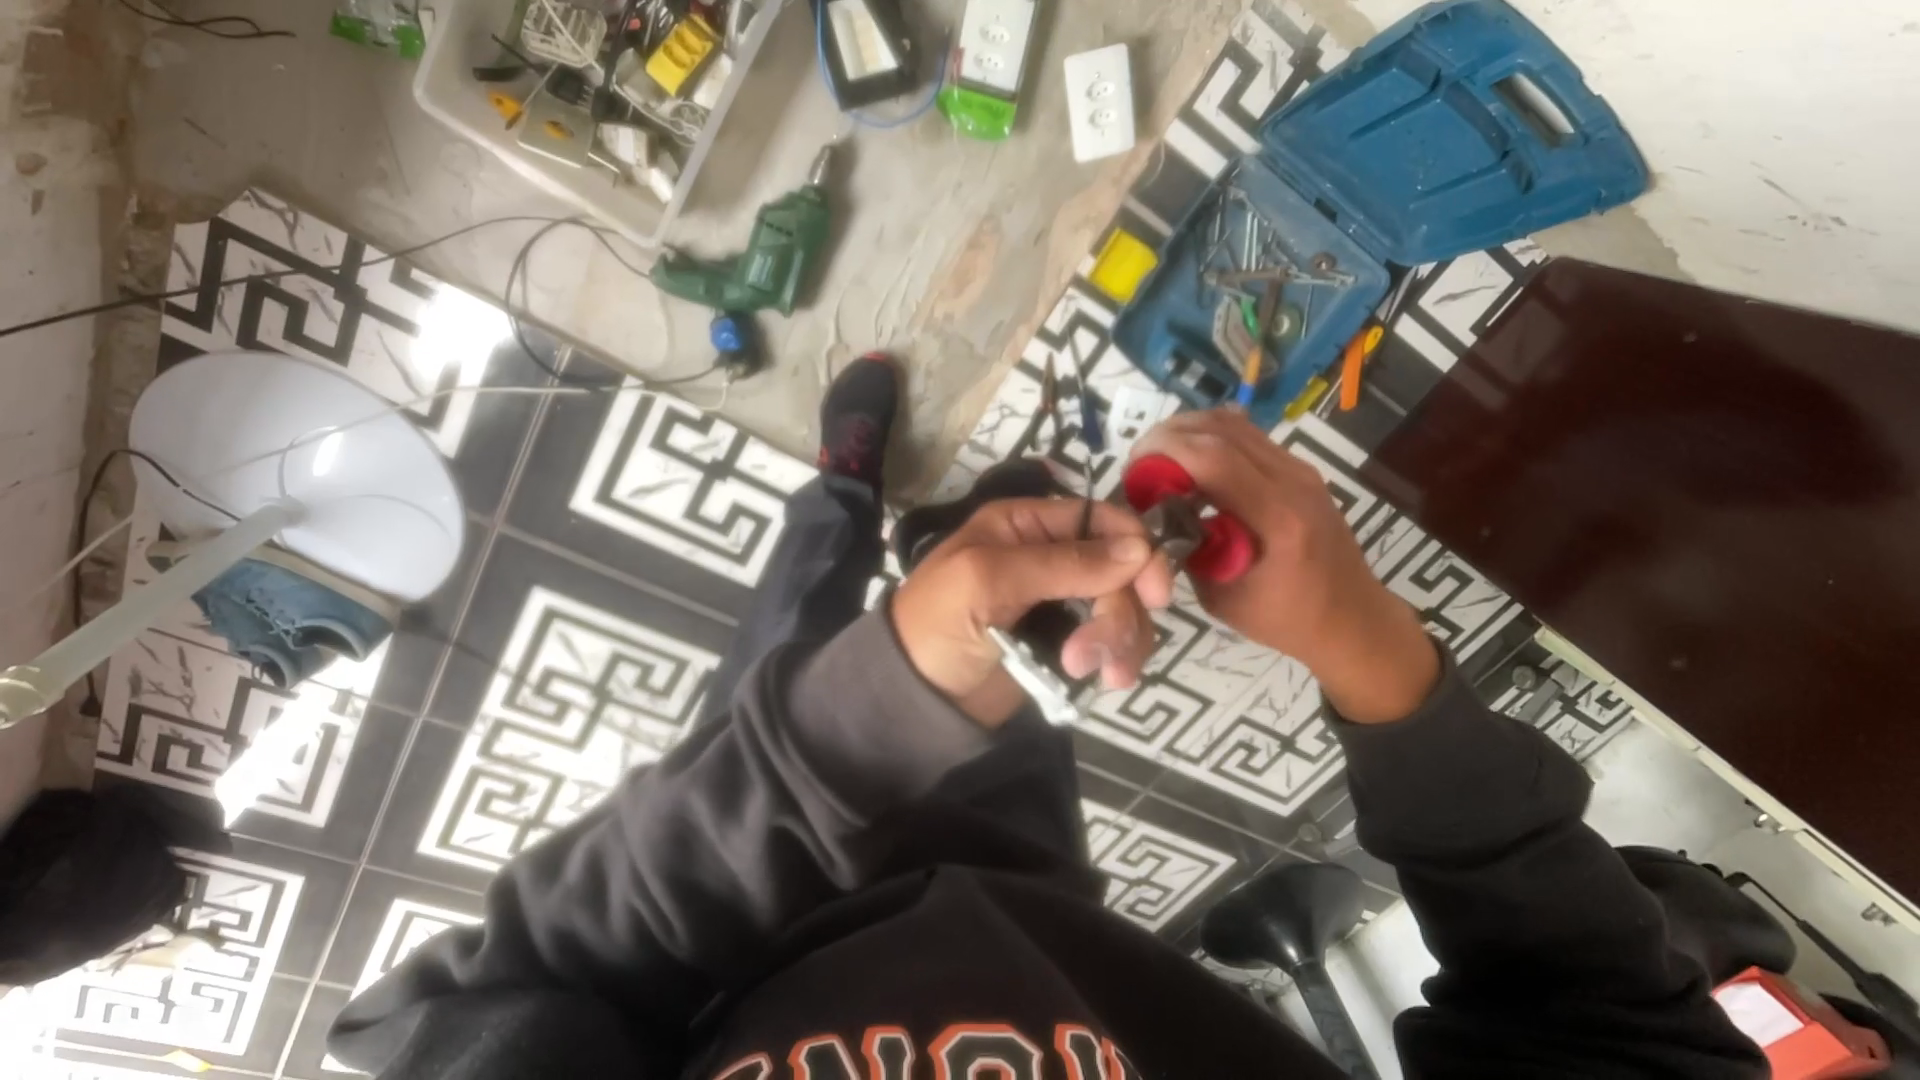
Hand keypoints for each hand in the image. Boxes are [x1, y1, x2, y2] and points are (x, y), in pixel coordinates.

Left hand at [889, 497, 1174, 727]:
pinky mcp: (1066, 643)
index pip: (1100, 519)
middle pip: (1120, 569)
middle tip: (1101, 652)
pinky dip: (1116, 659)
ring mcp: (1061, 602)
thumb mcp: (989, 580)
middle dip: (1120, 611)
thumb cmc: (937, 623)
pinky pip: (1113, 641)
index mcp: (1026, 525)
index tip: (1153, 591)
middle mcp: (1050, 556)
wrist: (915, 696)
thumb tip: (1140, 548)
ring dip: (1122, 641)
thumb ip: (1063, 563)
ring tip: (1097, 675)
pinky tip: (1101, 681)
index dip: (1135, 548)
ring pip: (1123, 608)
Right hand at [1132, 409, 1439, 723]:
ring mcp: (1301, 471)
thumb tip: (1155, 514)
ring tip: (1159, 463)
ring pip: (1234, 425)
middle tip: (1138, 465)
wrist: (1353, 621)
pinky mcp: (1300, 471)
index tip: (1132, 470)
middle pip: (1220, 429)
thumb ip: (1189, 550)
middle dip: (1169, 436)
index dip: (1163, 451)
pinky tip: (1191, 468)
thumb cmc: (1286, 620)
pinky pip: (1248, 438)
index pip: (1212, 457)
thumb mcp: (1221, 597)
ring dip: (1189, 434)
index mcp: (1278, 518)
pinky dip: (1210, 442)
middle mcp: (1294, 482)